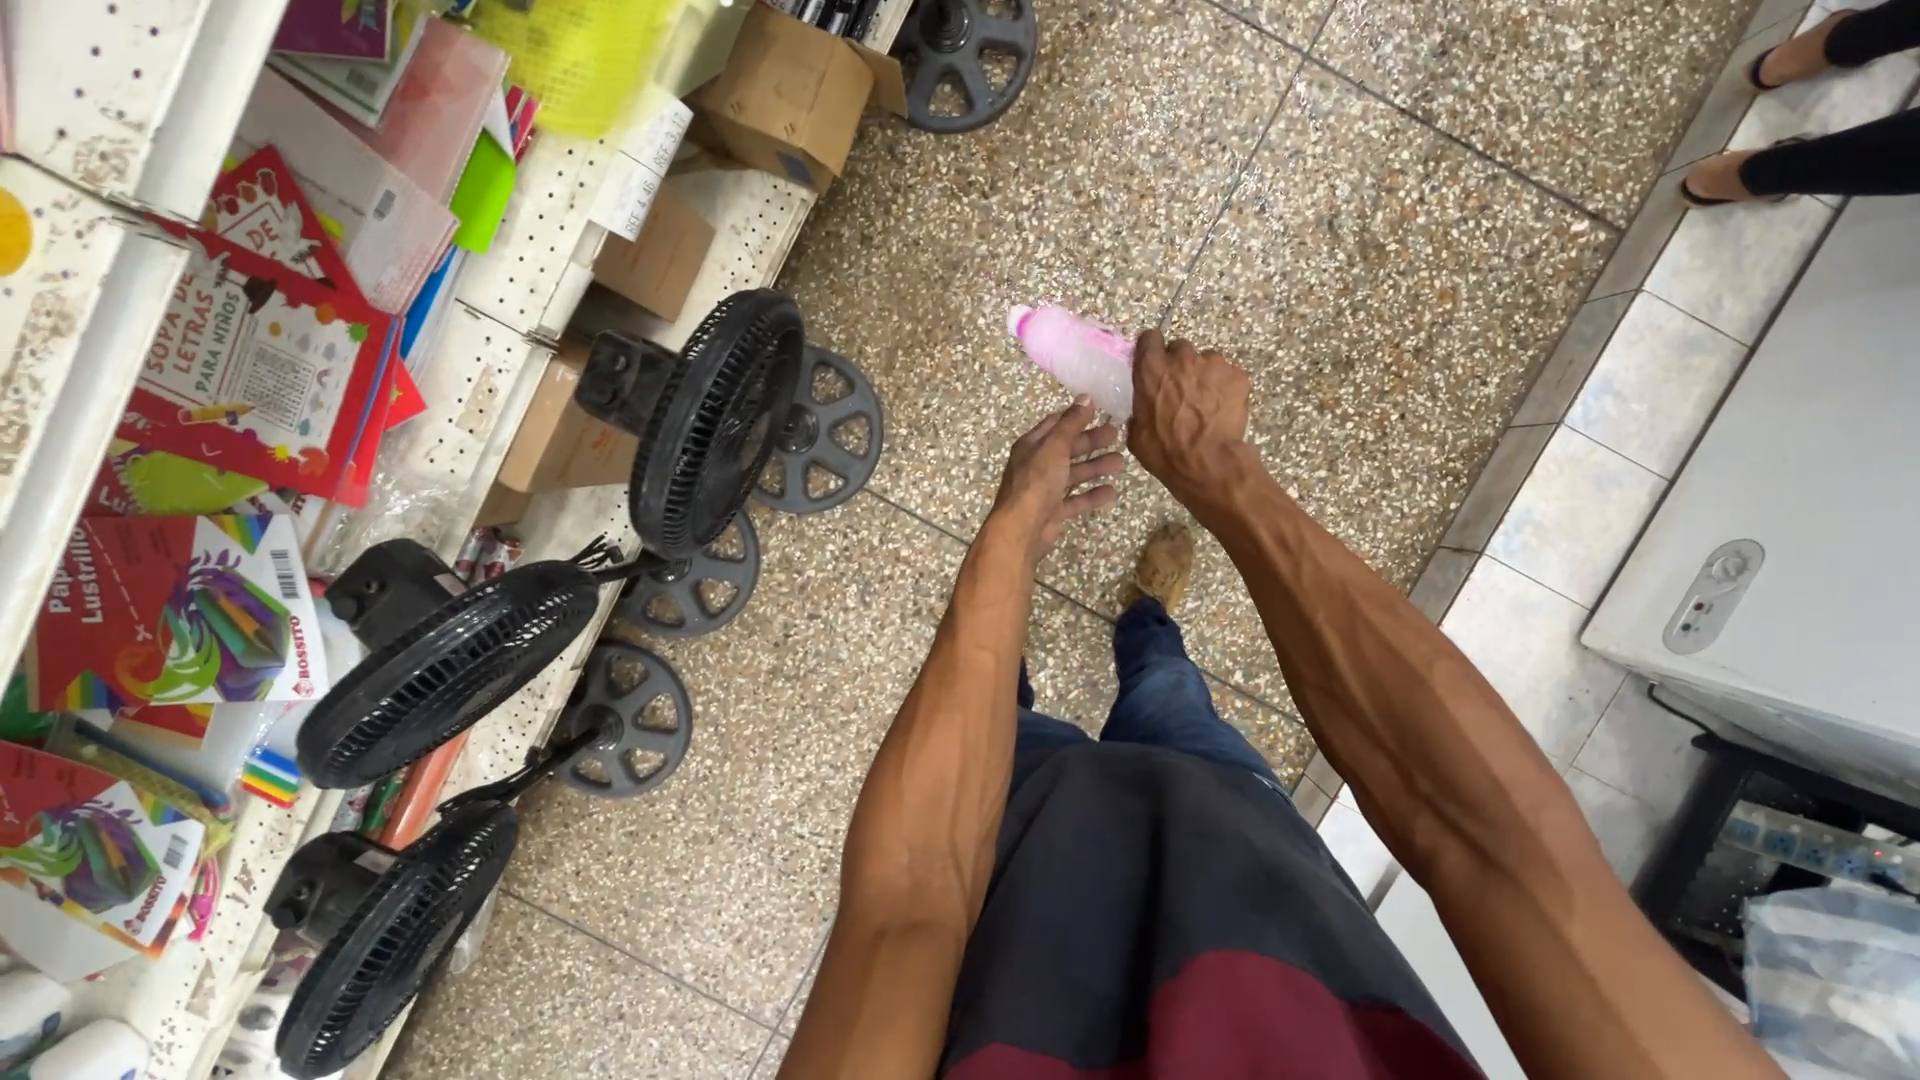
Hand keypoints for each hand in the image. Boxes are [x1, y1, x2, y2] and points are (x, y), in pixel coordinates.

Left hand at [989, 397, 1123, 564]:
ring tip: (1120, 464)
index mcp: (1031, 446)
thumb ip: (1071, 424)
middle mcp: (1036, 465)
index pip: (1055, 425)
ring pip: (1074, 474)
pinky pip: (1076, 500)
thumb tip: (1086, 397)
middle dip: (1091, 442)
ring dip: (1096, 467)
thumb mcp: (1054, 447)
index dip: (1075, 417)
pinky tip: (1111, 492)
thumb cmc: (1036, 482)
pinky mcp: (1053, 511)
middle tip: (1116, 435)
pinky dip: (1092, 495)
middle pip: (1067, 449)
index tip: (1098, 411)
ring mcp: (1045, 489)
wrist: (1022, 528)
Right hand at [1127, 330, 1251, 504]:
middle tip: (1182, 390)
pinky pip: (1229, 376)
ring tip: (1206, 404)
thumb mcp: (1137, 433)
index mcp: (1152, 369)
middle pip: (1181, 348)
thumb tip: (1143, 409)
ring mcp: (1214, 364)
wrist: (1208, 463)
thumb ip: (1140, 409)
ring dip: (1205, 377)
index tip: (1155, 362)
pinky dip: (1226, 388)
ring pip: (1208, 362)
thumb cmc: (1165, 451)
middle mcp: (1182, 358)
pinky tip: (1223, 410)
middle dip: (1180, 364)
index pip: (1150, 338)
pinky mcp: (1238, 375)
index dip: (1152, 349)